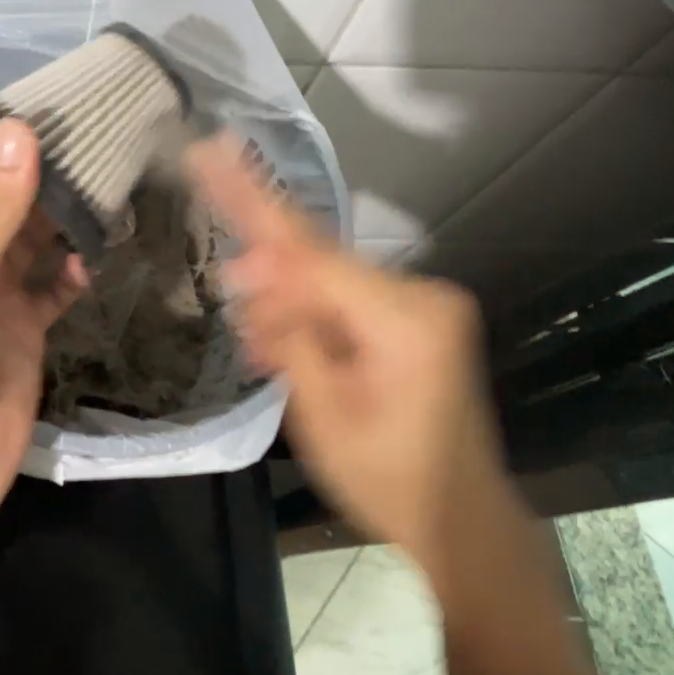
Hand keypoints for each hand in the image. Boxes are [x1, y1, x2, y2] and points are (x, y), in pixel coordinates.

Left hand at [0, 119, 87, 539]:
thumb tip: (18, 129)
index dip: (5, 146)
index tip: (63, 120)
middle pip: (4, 202)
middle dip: (46, 180)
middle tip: (106, 151)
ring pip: (33, 241)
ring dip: (65, 223)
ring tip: (113, 196)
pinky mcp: (21, 329)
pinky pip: (52, 287)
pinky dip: (73, 272)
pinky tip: (97, 261)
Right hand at [188, 138, 506, 578]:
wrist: (462, 522)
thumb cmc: (389, 481)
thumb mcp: (323, 416)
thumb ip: (288, 334)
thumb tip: (251, 270)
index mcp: (404, 320)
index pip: (310, 249)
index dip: (254, 201)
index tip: (211, 152)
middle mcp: (419, 294)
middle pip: (316, 262)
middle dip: (267, 286)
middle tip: (249, 344)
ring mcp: (422, 303)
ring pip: (327, 281)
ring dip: (286, 309)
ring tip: (266, 360)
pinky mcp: (415, 316)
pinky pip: (345, 299)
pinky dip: (311, 318)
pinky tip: (289, 349)